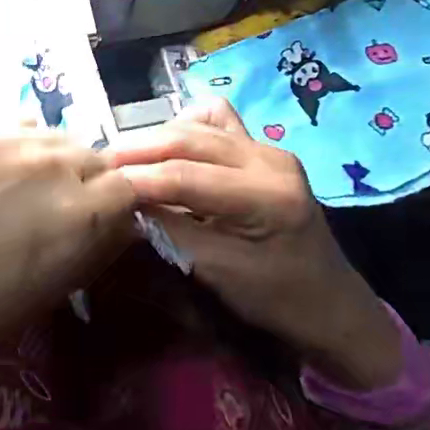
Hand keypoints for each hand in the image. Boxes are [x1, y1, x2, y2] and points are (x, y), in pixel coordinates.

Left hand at [0, 129, 137, 422]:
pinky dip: (21, 146)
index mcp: (77, 216)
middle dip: (92, 185)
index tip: (110, 228)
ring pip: (57, 137)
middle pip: (95, 158)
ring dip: (58, 162)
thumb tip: (115, 231)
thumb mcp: (37, 302)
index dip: (123, 210)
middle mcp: (50, 165)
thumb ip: (84, 255)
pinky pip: (16, 127)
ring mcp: (5, 142)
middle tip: (67, 214)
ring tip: (31, 192)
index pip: (130, 189)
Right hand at [108, 98, 403, 388]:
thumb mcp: (215, 272)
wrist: (330, 307)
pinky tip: (169, 147)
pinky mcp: (265, 151)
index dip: (136, 177)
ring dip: (157, 138)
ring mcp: (270, 149)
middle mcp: (270, 159)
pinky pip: (219, 123)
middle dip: (139, 149)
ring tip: (125, 158)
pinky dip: (187, 127)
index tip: (98, 184)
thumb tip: (125, 200)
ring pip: (199, 125)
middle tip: (100, 164)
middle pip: (189, 139)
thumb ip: (168, 229)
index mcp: (265, 195)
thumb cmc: (275, 300)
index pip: (184, 174)